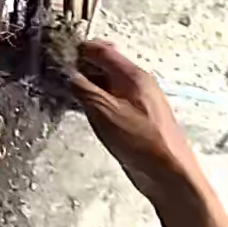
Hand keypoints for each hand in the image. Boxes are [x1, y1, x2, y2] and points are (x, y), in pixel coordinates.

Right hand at [68, 40, 208, 213]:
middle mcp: (138, 84)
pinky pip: (110, 98)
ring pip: (105, 82)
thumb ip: (80, 87)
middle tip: (58, 73)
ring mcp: (137, 101)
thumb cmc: (141, 141)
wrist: (170, 177)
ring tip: (66, 91)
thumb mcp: (102, 110)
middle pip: (103, 64)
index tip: (57, 54)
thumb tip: (65, 72)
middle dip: (79, 66)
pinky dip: (94, 98)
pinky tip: (82, 108)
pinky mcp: (134, 117)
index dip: (77, 49)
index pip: (101, 50)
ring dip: (85, 84)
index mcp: (134, 76)